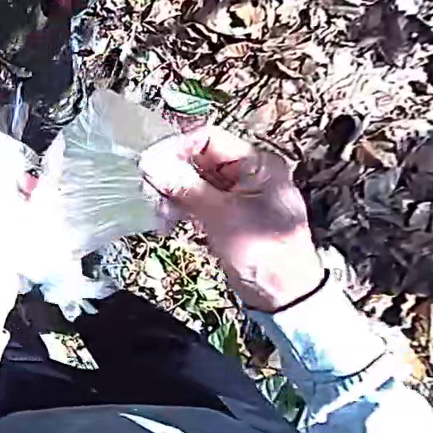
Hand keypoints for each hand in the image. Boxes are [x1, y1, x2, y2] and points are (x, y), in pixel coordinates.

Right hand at [139, 126, 324, 311]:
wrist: (284, 295)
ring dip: (173, 193)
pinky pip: (197, 202)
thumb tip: (151, 164)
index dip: (177, 147)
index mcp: (256, 163)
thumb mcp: (222, 215)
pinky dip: (181, 208)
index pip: (209, 138)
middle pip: (199, 159)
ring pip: (194, 182)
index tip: (149, 164)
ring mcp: (235, 196)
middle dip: (172, 173)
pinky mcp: (226, 216)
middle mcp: (246, 174)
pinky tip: (166, 222)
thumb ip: (186, 187)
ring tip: (159, 212)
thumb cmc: (262, 251)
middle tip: (149, 190)